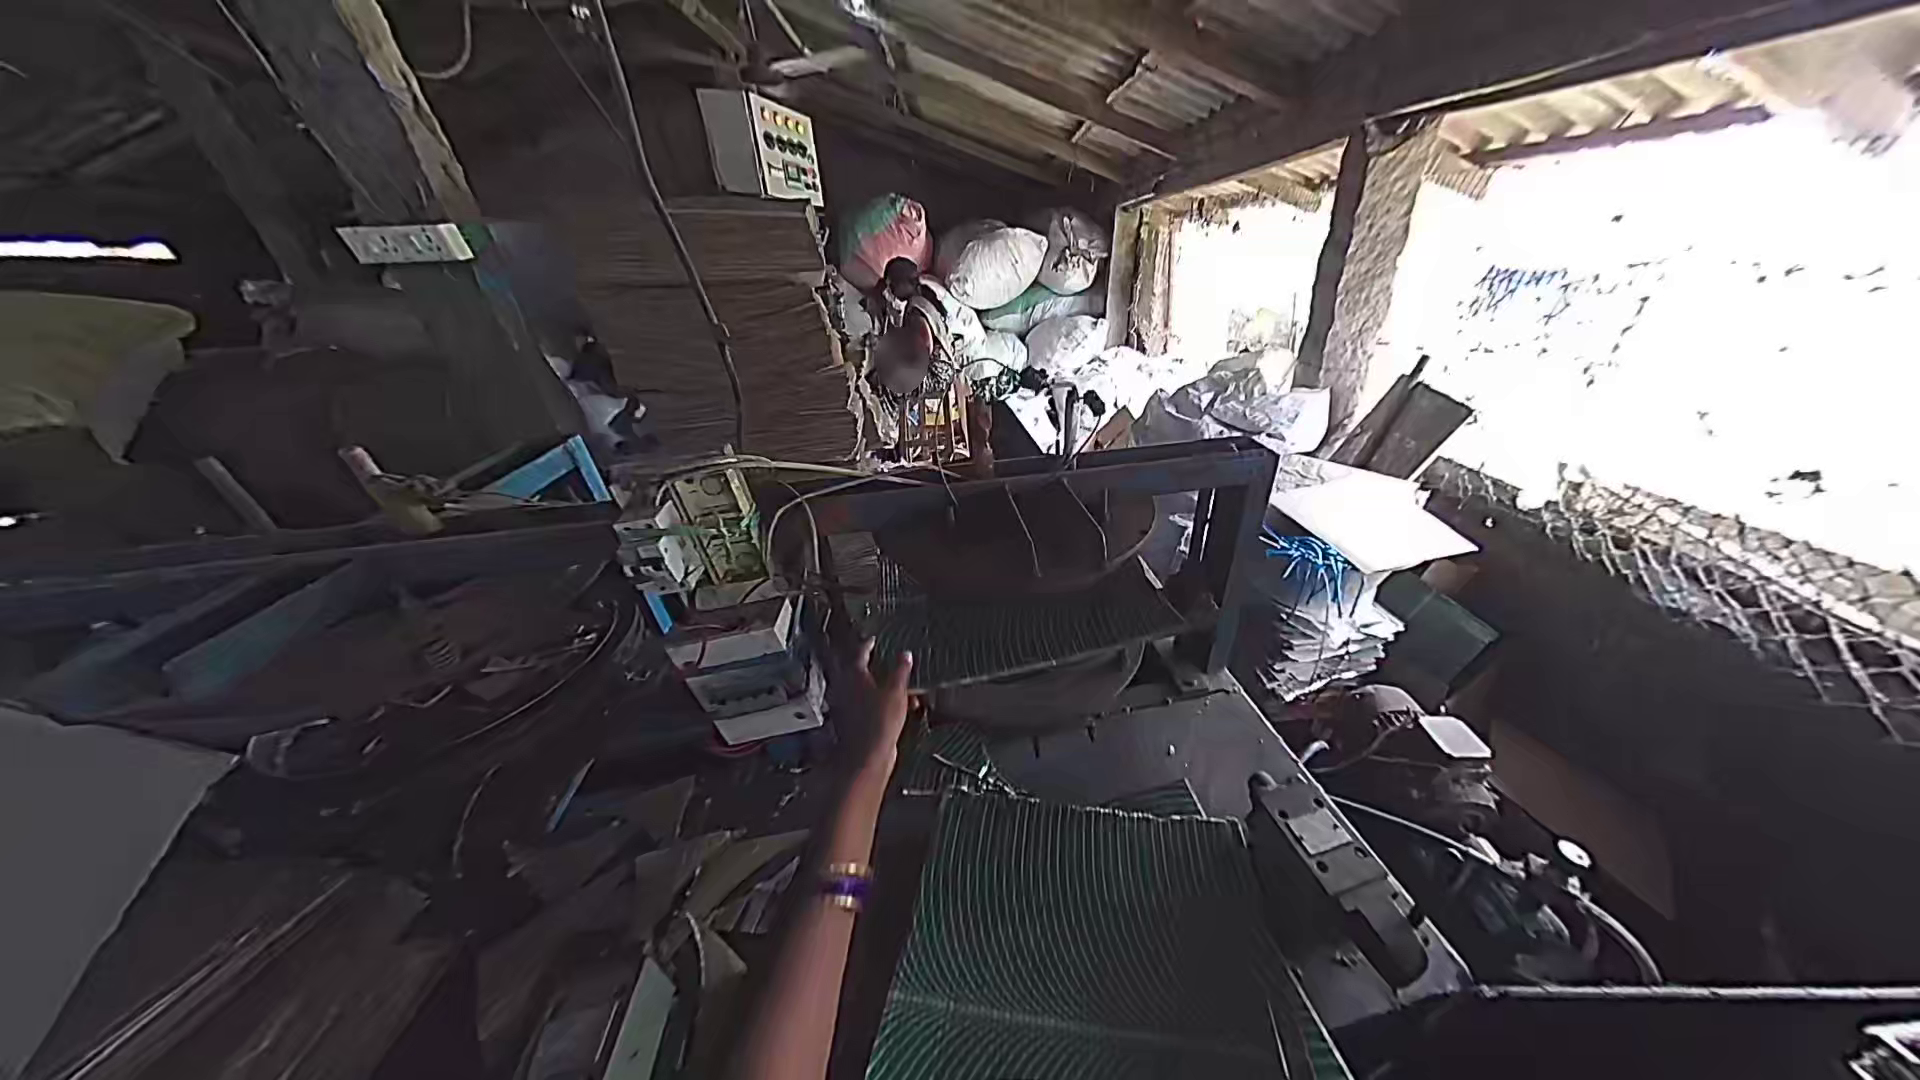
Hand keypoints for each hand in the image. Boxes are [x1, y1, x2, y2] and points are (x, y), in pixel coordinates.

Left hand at [847, 640, 913, 778]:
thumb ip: (901, 670)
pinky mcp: (854, 724)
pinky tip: (897, 710)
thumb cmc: (878, 724)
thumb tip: (905, 656)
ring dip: (880, 687)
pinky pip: (868, 707)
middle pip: (858, 672)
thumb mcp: (896, 691)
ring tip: (899, 689)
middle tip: (885, 662)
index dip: (867, 645)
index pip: (859, 653)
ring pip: (864, 690)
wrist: (868, 757)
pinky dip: (881, 704)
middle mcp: (846, 690)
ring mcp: (848, 708)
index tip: (872, 640)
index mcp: (854, 676)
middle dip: (874, 668)